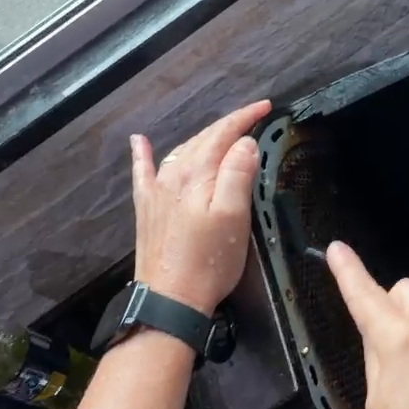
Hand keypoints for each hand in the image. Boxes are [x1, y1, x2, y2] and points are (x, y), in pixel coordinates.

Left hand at [130, 100, 271, 313]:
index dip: (245, 117)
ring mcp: (157, 191)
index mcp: (197, 174)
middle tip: (254, 118)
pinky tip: (140, 141)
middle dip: (229, 125)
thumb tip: (244, 143)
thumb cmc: (210, 261)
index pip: (223, 134)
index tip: (267, 107)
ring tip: (224, 132)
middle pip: (203, 139)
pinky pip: (143, 171)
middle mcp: (173, 175)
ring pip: (182, 151)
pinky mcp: (147, 209)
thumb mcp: (234, 217)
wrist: (170, 301)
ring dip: (204, 137)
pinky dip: (143, 153)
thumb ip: (238, 174)